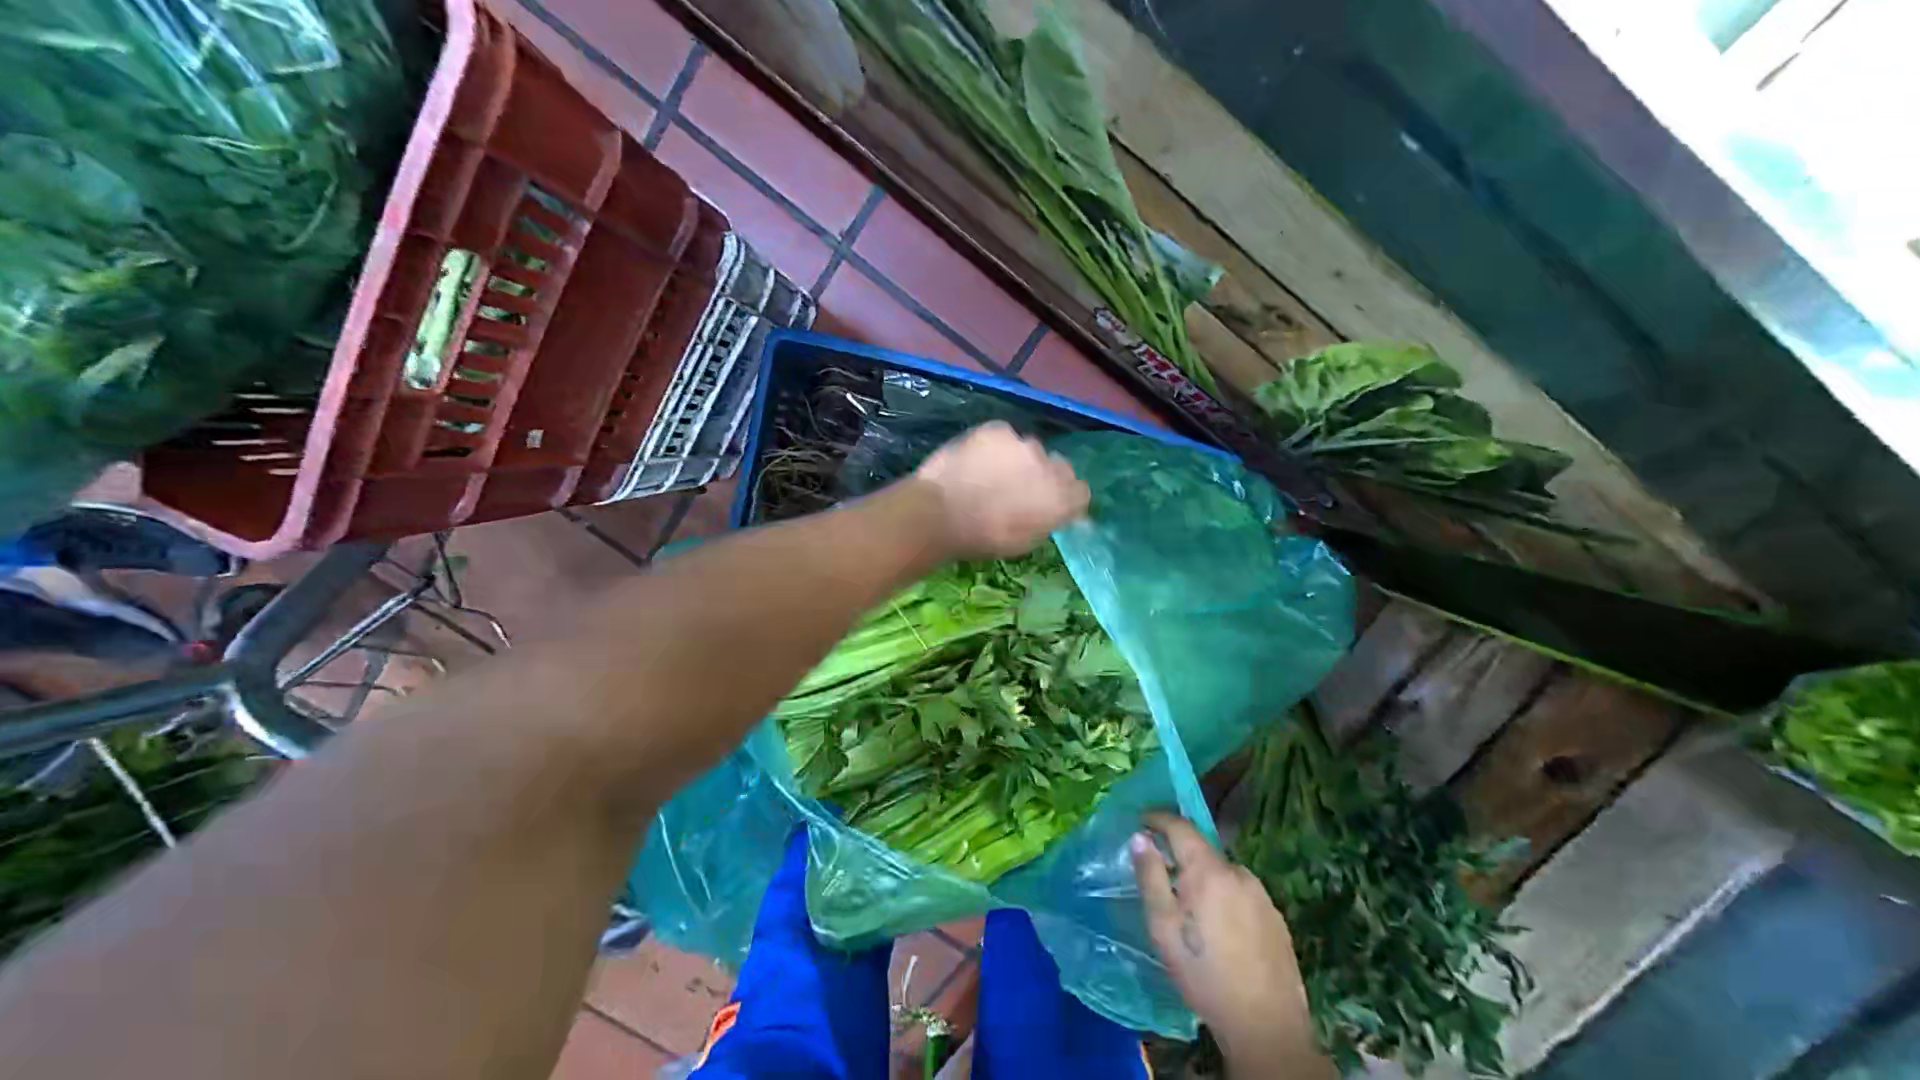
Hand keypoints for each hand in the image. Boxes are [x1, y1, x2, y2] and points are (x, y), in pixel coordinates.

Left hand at [912, 422, 1089, 558]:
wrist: (942, 514)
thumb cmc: (983, 539)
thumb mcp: (1025, 542)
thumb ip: (1047, 522)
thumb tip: (1055, 513)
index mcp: (1061, 500)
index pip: (1080, 492)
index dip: (1065, 496)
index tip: (1048, 503)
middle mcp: (1051, 468)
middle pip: (1059, 466)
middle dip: (1044, 475)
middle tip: (1018, 487)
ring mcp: (1024, 445)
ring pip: (1029, 449)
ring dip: (1018, 459)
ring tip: (991, 472)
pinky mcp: (998, 430)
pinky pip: (1003, 435)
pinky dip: (994, 445)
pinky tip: (976, 458)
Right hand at [1132, 813, 1331, 1078]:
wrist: (1266, 1026)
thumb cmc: (1203, 975)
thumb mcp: (1163, 928)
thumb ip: (1150, 877)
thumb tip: (1139, 837)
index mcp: (1209, 871)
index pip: (1180, 826)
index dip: (1158, 819)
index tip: (1141, 820)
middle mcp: (1238, 872)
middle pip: (1202, 850)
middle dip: (1180, 855)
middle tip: (1161, 875)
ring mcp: (1261, 894)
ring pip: (1222, 873)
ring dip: (1204, 878)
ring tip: (1190, 909)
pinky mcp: (1275, 916)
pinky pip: (1241, 892)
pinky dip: (1224, 896)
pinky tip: (1219, 928)